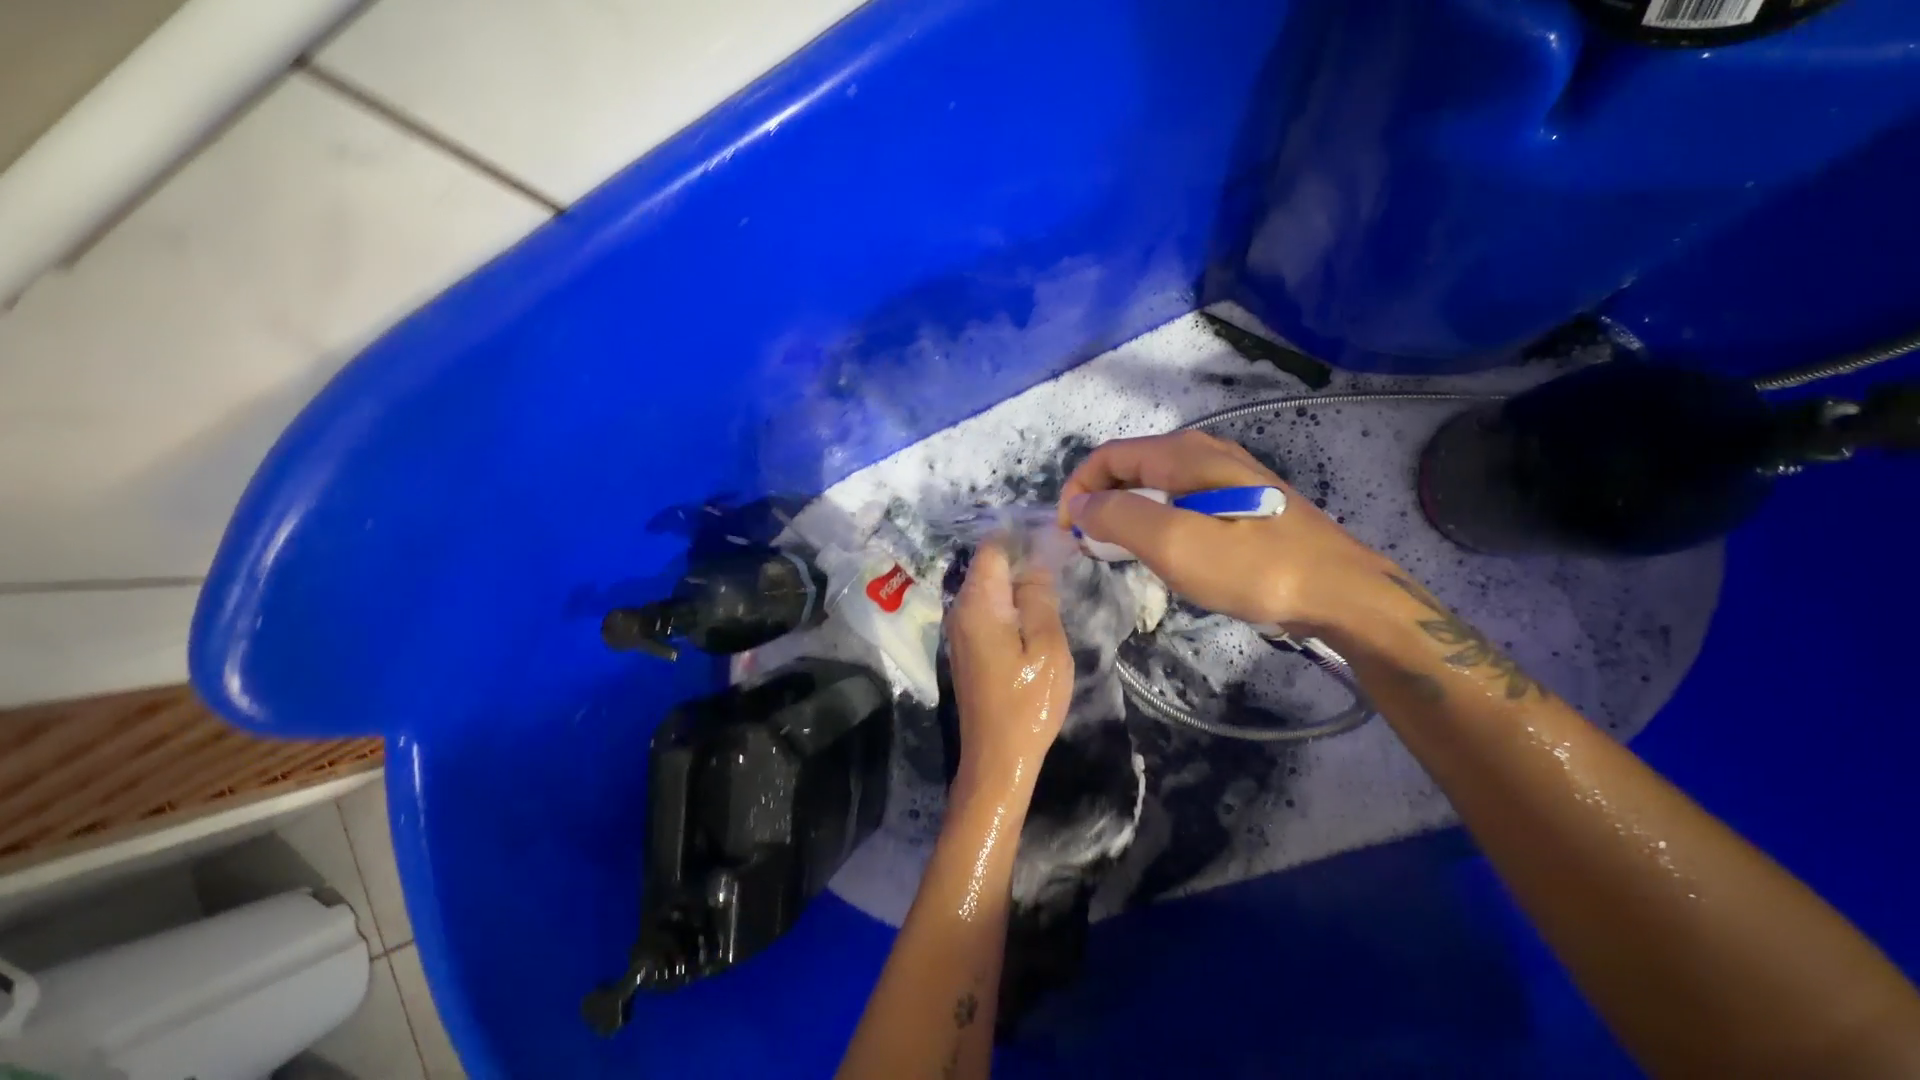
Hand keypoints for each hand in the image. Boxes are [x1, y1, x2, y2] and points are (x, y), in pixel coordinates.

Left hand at [945, 541, 1073, 779]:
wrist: (998, 756)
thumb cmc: (1028, 702)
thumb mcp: (1047, 646)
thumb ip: (1040, 597)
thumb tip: (1036, 560)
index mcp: (978, 604)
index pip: (994, 548)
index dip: (1023, 537)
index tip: (1056, 537)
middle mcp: (960, 610)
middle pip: (989, 566)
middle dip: (1023, 557)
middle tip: (1064, 559)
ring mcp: (960, 631)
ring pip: (990, 589)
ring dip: (1019, 582)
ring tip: (1057, 585)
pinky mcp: (967, 648)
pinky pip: (988, 611)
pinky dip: (1011, 605)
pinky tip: (1038, 614)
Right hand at [1059, 430, 1395, 632]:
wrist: (1340, 592)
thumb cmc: (1253, 567)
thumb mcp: (1174, 543)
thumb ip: (1119, 516)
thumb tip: (1082, 505)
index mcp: (1184, 454)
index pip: (1108, 456)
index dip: (1078, 489)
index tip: (1068, 533)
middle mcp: (1206, 453)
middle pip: (1133, 465)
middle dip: (1101, 500)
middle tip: (1090, 546)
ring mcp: (1231, 477)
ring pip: (1159, 485)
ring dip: (1129, 512)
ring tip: (1121, 553)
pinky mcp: (1248, 504)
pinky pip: (1185, 502)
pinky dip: (1160, 521)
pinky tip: (1169, 555)